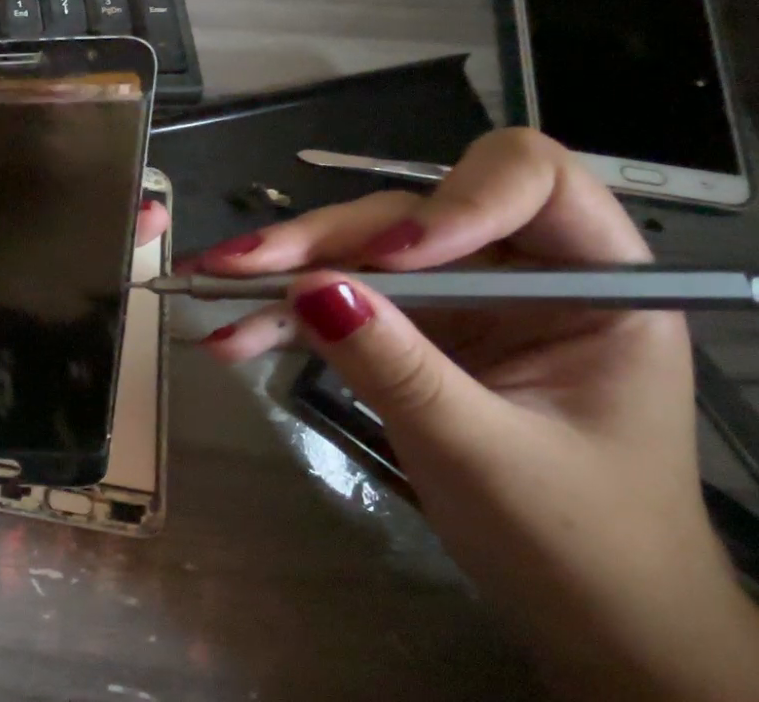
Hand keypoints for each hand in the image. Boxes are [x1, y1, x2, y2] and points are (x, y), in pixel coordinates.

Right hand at [193, 128, 758, 698]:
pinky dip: (280, 317)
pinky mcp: (411, 333)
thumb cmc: (579, 544)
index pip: (533, 185)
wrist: (587, 618)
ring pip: (356, 256)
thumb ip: (398, 365)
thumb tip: (306, 286)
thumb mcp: (484, 452)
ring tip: (207, 297)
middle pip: (409, 218)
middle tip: (234, 267)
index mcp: (596, 287)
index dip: (455, 199)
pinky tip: (233, 338)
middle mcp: (523, 275)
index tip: (389, 255)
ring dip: (279, 276)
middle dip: (322, 241)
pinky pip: (335, 302)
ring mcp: (460, 303)